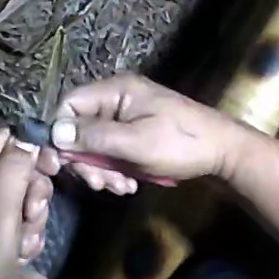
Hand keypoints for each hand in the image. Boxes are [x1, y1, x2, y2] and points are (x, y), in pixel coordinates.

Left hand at [0, 129, 55, 278]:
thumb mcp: (1, 203)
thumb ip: (16, 165)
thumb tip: (28, 137)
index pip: (7, 137)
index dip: (33, 148)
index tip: (53, 167)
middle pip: (19, 169)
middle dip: (33, 193)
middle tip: (32, 214)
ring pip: (22, 198)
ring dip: (30, 220)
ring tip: (22, 244)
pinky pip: (16, 222)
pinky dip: (22, 237)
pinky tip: (19, 255)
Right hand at [50, 74, 258, 192]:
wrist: (225, 152)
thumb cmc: (180, 143)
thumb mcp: (134, 143)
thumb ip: (93, 137)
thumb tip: (54, 133)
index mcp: (116, 90)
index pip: (69, 104)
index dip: (62, 134)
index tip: (64, 163)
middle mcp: (118, 98)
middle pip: (80, 128)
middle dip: (86, 160)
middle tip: (100, 185)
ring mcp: (128, 115)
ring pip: (95, 144)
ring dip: (102, 170)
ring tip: (120, 188)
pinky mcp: (136, 132)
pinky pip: (112, 150)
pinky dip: (115, 169)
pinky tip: (129, 185)